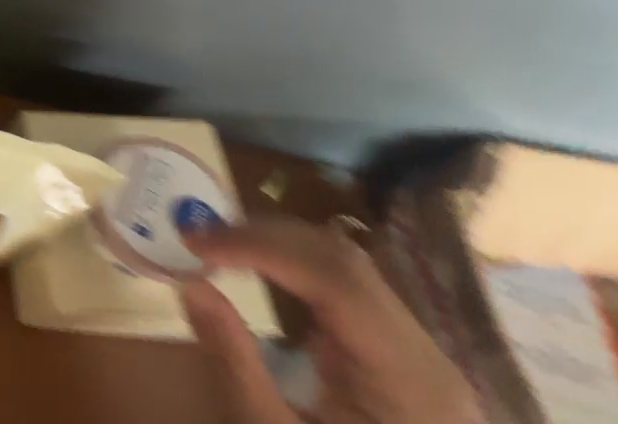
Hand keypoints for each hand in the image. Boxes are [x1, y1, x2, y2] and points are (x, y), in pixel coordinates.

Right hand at [181, 218, 480, 423]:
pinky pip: (345, 290)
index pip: (336, 279)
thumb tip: (190, 284)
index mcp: (409, 379)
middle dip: (263, 238)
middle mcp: (427, 355)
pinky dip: (291, 267)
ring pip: (345, 266)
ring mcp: (417, 353)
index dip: (262, 247)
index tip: (195, 242)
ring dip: (275, 246)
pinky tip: (252, 269)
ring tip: (215, 248)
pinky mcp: (397, 355)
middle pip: (343, 262)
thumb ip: (234, 363)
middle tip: (195, 238)